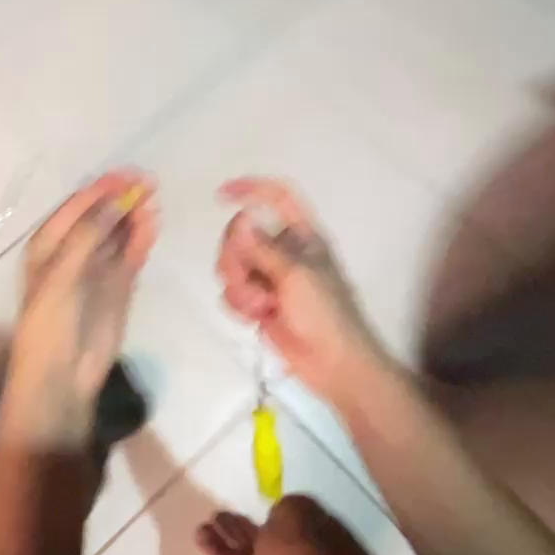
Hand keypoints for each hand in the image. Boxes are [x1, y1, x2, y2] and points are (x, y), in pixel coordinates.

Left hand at [1, 170, 158, 448]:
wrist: (61, 377)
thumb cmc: (48, 324)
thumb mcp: (59, 276)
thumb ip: (87, 236)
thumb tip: (116, 201)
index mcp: (47, 245)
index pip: (76, 207)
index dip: (100, 190)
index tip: (125, 176)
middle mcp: (72, 250)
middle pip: (100, 215)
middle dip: (121, 198)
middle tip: (148, 183)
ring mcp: (97, 267)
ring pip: (118, 232)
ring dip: (134, 215)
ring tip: (154, 201)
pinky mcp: (119, 285)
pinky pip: (132, 253)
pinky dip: (142, 238)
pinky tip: (153, 224)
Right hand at [215, 177, 392, 404]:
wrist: (334, 365)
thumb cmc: (326, 315)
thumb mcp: (296, 276)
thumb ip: (263, 248)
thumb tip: (239, 220)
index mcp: (302, 236)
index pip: (277, 197)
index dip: (251, 189)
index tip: (221, 196)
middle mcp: (283, 251)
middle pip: (240, 234)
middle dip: (235, 258)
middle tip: (247, 279)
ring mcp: (269, 277)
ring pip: (231, 265)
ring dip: (239, 287)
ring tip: (259, 307)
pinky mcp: (258, 302)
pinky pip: (231, 292)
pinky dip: (239, 304)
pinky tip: (256, 319)